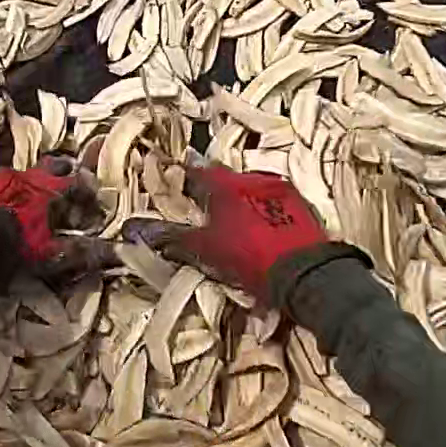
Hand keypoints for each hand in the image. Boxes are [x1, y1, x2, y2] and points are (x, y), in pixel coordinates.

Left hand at [0, 155, 114, 281]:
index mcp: (47, 191)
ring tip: (44, 201)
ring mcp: (1, 178)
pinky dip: (18, 188)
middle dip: (67, 176)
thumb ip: (78, 252)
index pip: (79, 183)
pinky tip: (14, 204)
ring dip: (42, 182)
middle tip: (72, 194)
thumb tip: (113, 251)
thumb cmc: (3, 254)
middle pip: (54, 167)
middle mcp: (26, 177)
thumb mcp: (44, 259)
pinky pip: (8, 180)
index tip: (95, 206)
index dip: (90, 193)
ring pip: (30, 171)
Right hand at [131, 157, 328, 298]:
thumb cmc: (248, 257)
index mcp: (226, 186)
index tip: (175, 176)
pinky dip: (260, 210)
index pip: (198, 171)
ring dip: (239, 199)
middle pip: (227, 179)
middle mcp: (253, 180)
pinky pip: (272, 202)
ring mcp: (281, 192)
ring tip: (231, 218)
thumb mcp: (205, 250)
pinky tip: (257, 228)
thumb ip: (174, 239)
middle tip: (203, 203)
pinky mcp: (302, 208)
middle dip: (214, 189)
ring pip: (251, 189)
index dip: (184, 174)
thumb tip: (138, 231)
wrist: (307, 274)